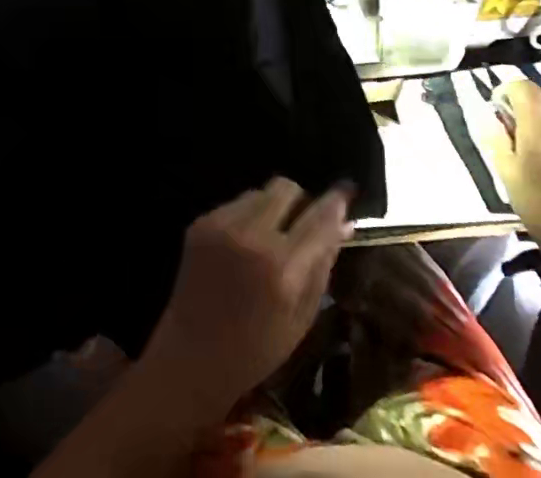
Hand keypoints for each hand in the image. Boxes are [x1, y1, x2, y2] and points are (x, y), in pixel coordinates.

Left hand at [138, 178, 353, 414]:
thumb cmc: (257, 347)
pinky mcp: (200, 223)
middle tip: (302, 225)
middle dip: (300, 201)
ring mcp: (220, 225)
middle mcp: (250, 235)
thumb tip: (344, 223)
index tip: (347, 187)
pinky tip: (244, 247)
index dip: (336, 199)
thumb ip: (323, 264)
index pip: (319, 217)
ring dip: (272, 208)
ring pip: (259, 192)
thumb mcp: (302, 315)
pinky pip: (234, 205)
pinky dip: (247, 217)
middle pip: (285, 188)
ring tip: (270, 239)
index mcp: (282, 266)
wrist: (193, 352)